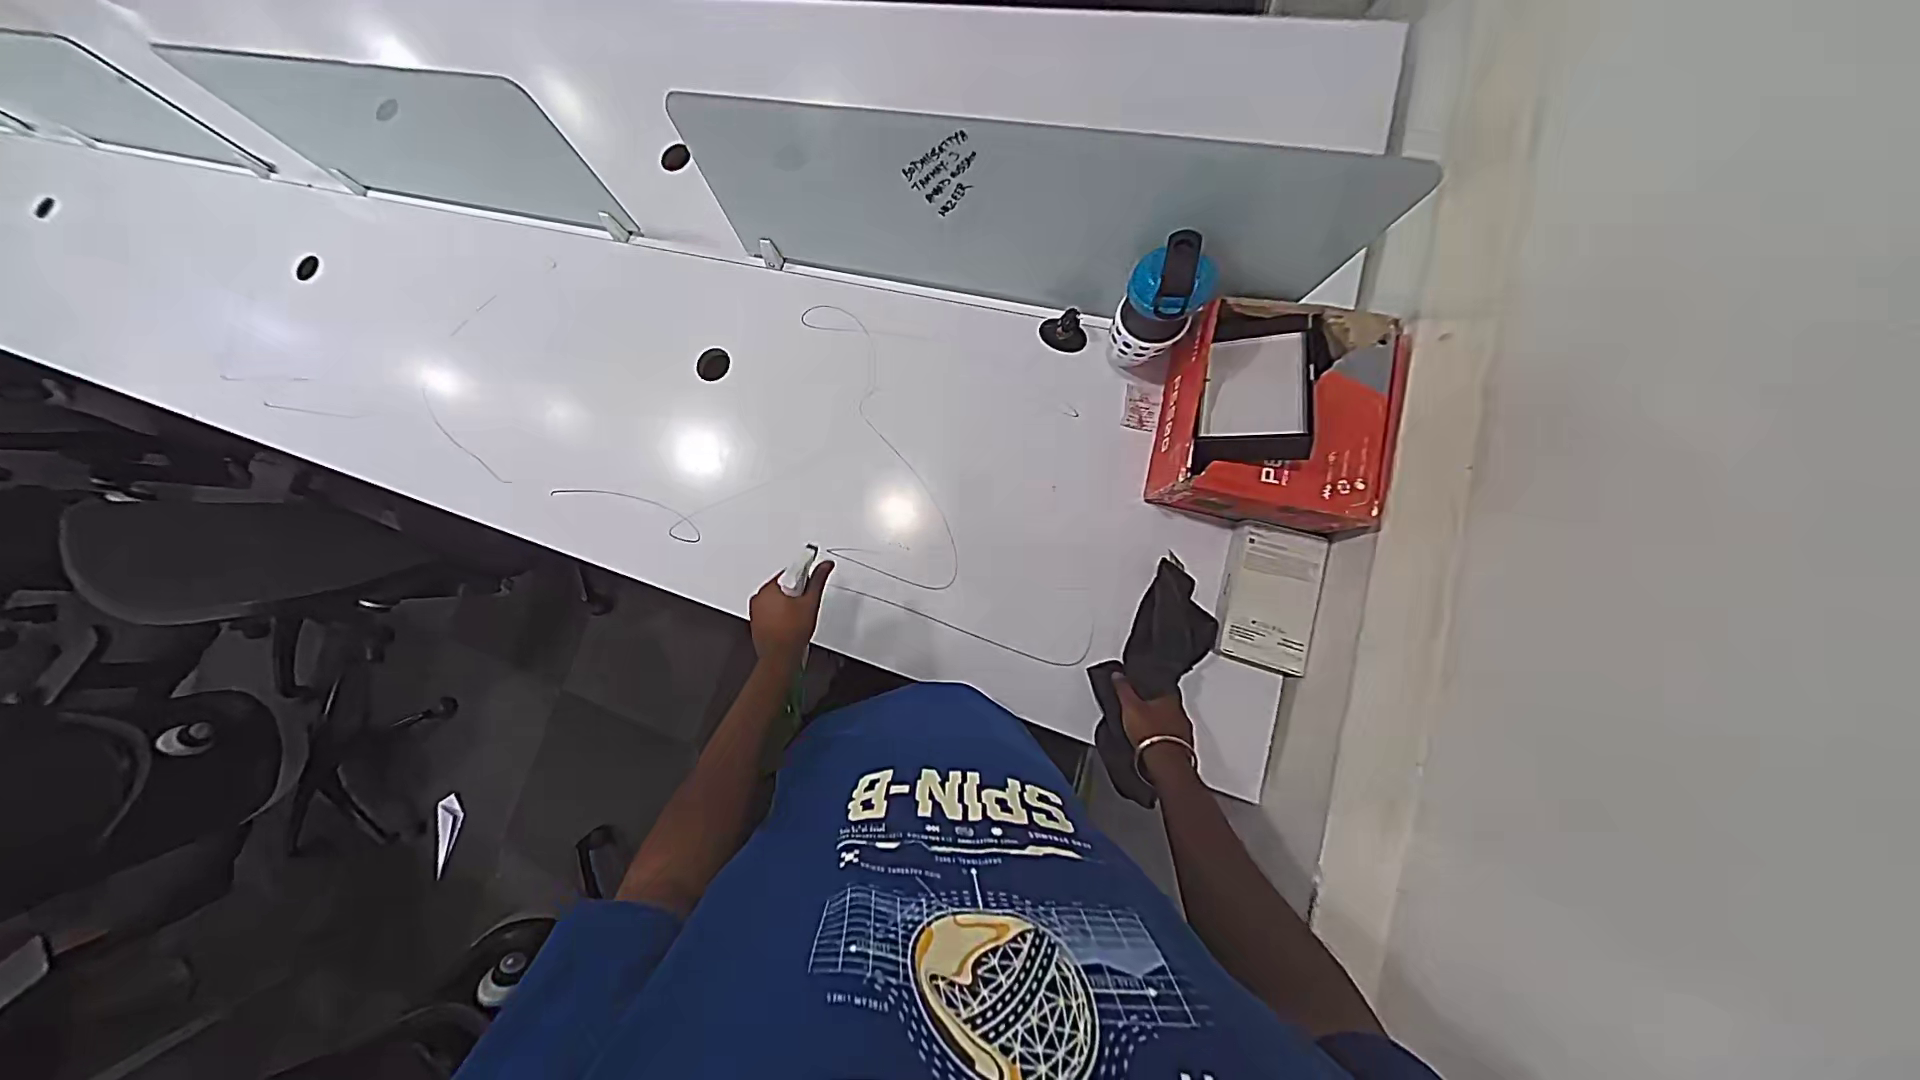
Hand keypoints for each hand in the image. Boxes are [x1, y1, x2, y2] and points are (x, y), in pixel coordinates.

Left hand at [749, 560, 832, 667]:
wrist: (780, 658)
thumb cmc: (791, 633)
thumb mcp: (810, 602)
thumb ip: (817, 580)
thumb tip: (824, 566)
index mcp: (768, 589)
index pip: (788, 573)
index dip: (803, 580)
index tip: (809, 587)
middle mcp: (759, 598)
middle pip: (782, 587)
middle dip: (796, 593)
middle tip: (805, 605)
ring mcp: (756, 612)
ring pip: (777, 600)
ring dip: (789, 604)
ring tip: (799, 617)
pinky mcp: (758, 623)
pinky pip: (772, 612)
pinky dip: (781, 615)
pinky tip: (791, 624)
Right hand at [1112, 673, 1196, 784]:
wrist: (1163, 762)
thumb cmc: (1150, 732)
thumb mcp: (1129, 706)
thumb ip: (1123, 689)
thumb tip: (1118, 675)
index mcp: (1170, 699)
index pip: (1163, 688)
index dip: (1152, 690)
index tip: (1145, 691)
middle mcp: (1181, 714)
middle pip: (1168, 706)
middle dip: (1157, 708)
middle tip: (1144, 710)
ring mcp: (1184, 732)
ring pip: (1172, 723)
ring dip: (1162, 725)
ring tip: (1147, 729)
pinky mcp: (1183, 749)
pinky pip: (1173, 740)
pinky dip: (1165, 740)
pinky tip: (1154, 744)